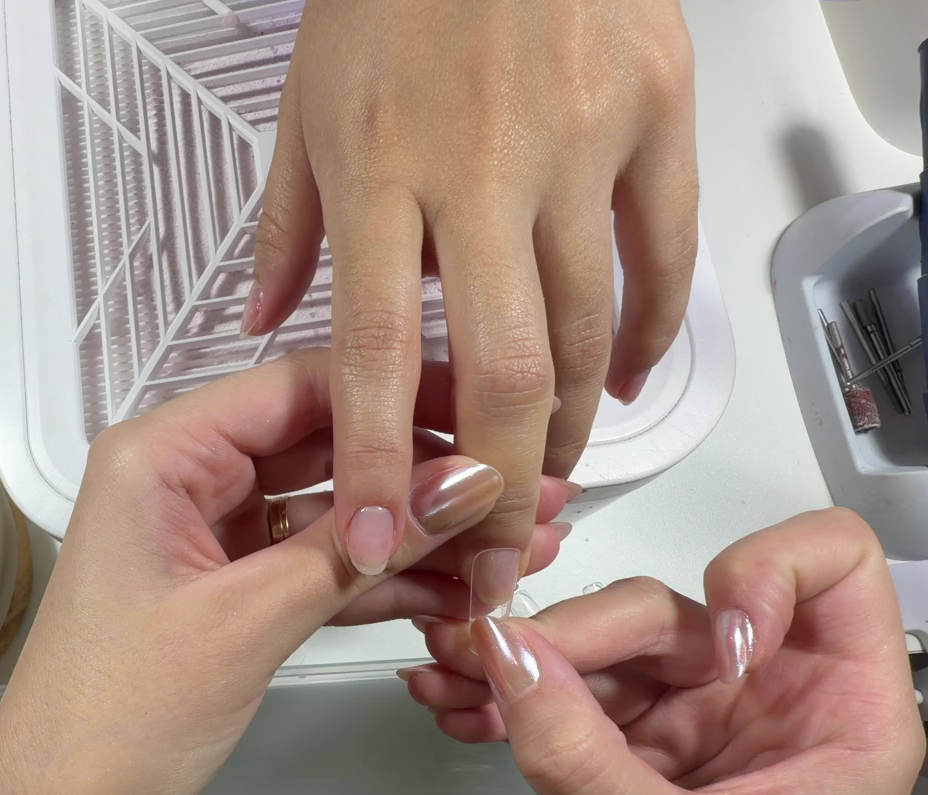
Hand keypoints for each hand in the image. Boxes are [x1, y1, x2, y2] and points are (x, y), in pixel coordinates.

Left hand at [0, 349, 575, 794]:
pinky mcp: (231, 587)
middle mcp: (185, 476)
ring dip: (416, 536)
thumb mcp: (248, 621)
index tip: (496, 414)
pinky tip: (458, 591)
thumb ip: (363, 547)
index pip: (298, 390)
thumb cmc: (121, 718)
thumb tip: (472, 482)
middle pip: (324, 449)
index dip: (401, 396)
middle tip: (527, 494)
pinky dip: (380, 581)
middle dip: (424, 477)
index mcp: (161, 453)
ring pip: (331, 513)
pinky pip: (317, 565)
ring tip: (517, 548)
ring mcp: (212, 534)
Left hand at [249, 0, 697, 581]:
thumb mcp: (302, 110)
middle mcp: (481, 171)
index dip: (374, 466)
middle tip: (489, 551)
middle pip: (501, 369)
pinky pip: (664, 254)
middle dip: (497, 482)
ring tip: (543, 479)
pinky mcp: (656, 112)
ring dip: (569, 424)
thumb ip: (283, 232)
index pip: (371, 357)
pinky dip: (653, 336)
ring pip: (590, 329)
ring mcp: (580, 143)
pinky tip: (628, 385)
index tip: (373, 540)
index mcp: (377, 174)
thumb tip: (264, 326)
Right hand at [404, 510, 921, 794]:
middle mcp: (752, 698)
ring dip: (511, 656)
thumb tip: (511, 656)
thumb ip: (583, 757)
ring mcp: (675, 716)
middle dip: (573, 632)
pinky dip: (497, 693)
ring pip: (589, 642)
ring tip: (449, 674)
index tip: (704, 632)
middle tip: (495, 660)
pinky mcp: (612, 741)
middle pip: (661, 608)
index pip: (827, 573)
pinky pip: (548, 687)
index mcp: (831, 715)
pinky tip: (455, 708)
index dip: (761, 573)